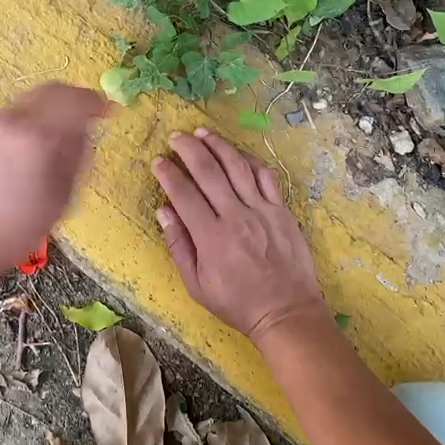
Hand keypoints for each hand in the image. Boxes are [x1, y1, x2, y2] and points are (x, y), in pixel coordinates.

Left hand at [0, 84, 108, 276]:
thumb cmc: (18, 228)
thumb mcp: (61, 196)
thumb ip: (76, 155)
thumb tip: (85, 130)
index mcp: (38, 136)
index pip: (74, 100)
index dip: (96, 102)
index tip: (108, 110)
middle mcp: (14, 121)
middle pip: (51, 90)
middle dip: (74, 97)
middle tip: (90, 112)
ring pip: (31, 98)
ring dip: (53, 104)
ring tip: (65, 125)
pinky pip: (14, 111)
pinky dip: (33, 114)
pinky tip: (38, 137)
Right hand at [153, 129, 327, 342]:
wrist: (286, 311)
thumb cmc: (237, 302)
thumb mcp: (197, 285)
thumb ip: (179, 245)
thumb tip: (163, 210)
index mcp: (211, 238)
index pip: (184, 194)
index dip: (168, 174)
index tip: (158, 161)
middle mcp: (235, 217)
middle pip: (208, 171)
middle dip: (189, 149)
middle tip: (176, 137)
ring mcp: (261, 210)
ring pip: (237, 166)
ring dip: (217, 145)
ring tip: (202, 132)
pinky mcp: (281, 209)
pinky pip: (265, 175)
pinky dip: (249, 159)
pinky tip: (236, 151)